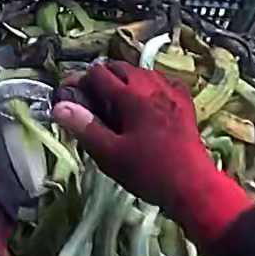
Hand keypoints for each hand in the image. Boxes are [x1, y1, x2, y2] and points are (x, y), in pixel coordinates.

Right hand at [53, 62, 252, 245]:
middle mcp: (152, 87)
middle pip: (120, 67)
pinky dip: (150, 86)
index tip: (70, 95)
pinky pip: (165, 82)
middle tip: (91, 99)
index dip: (80, 81)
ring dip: (125, 80)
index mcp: (131, 97)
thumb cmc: (149, 171)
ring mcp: (172, 94)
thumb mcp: (109, 154)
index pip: (98, 74)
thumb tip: (59, 107)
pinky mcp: (185, 105)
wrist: (194, 188)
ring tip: (115, 101)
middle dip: (101, 77)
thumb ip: (85, 127)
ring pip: (142, 72)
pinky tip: (147, 101)